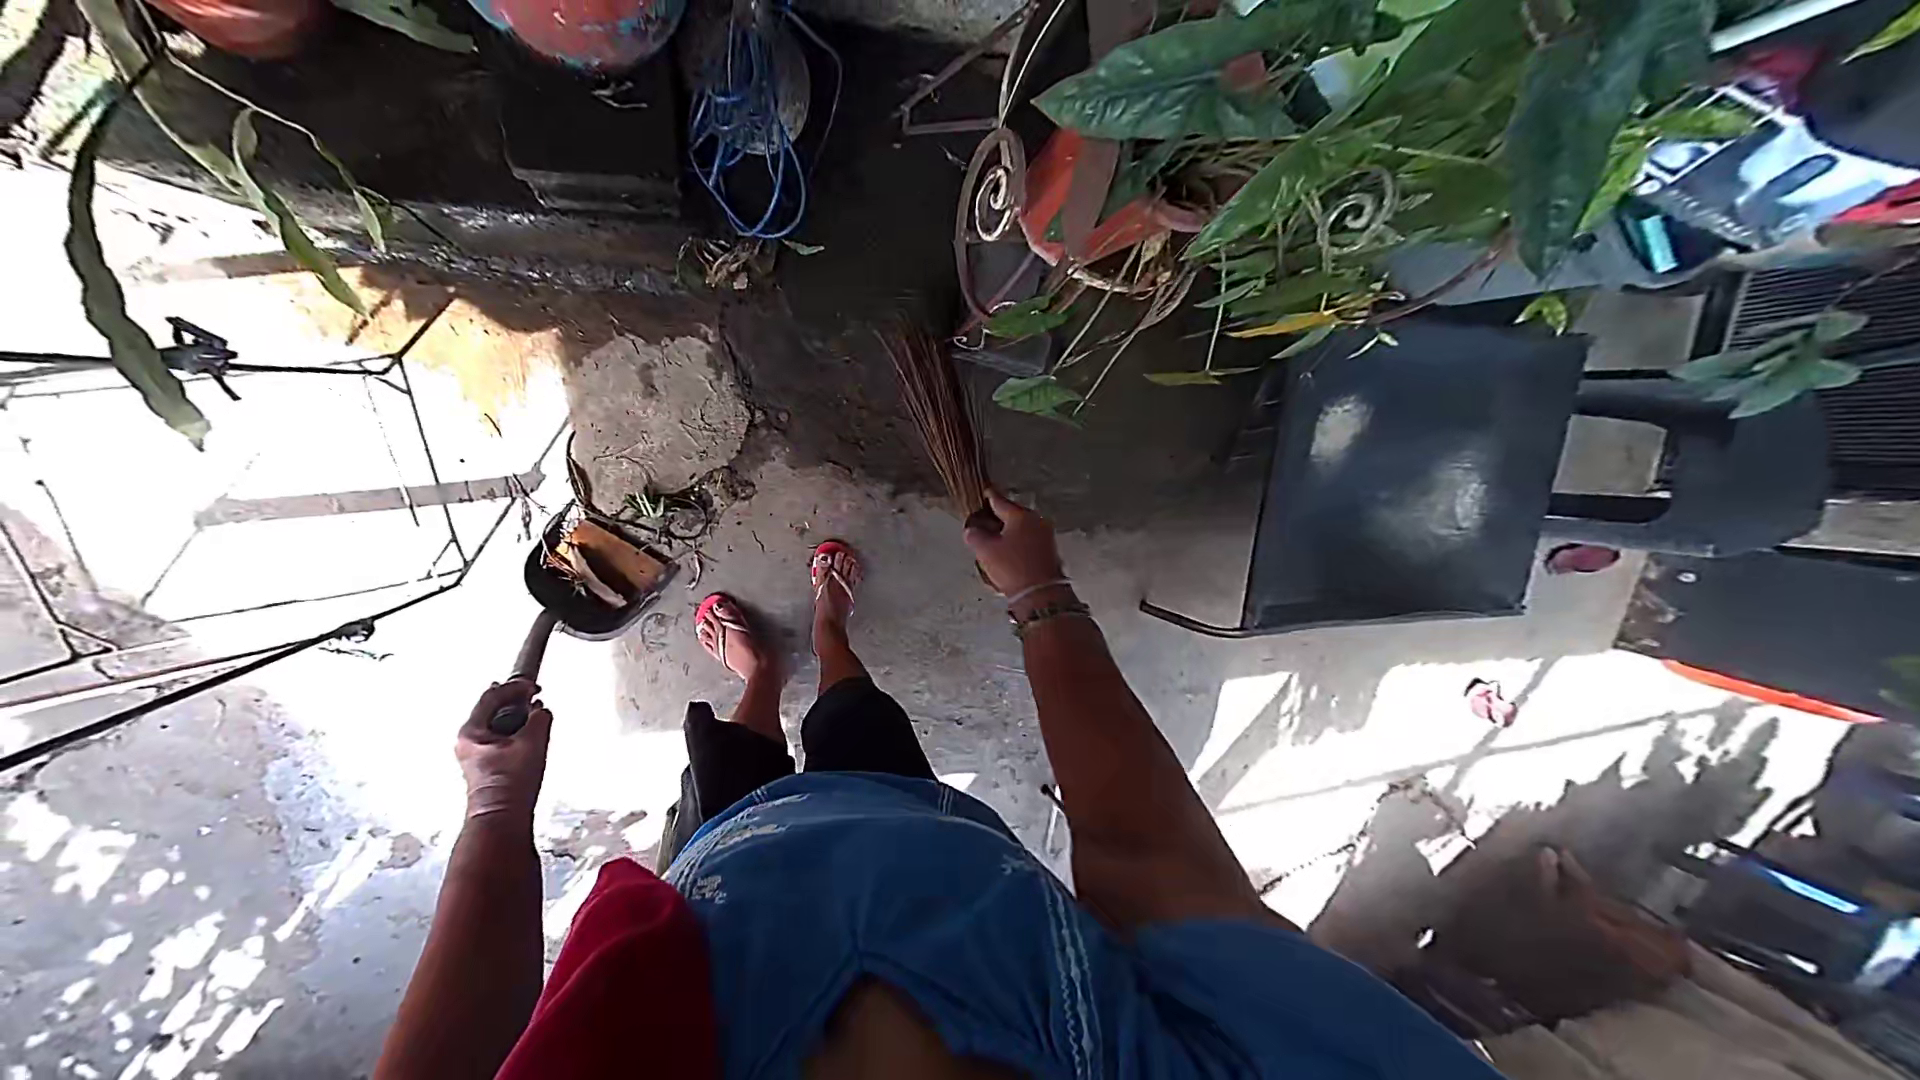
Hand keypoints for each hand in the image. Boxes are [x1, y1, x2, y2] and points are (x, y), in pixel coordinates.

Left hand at [457, 679, 551, 819]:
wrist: (502, 814)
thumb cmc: (511, 782)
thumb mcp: (533, 740)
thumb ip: (540, 717)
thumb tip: (540, 710)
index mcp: (471, 732)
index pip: (492, 696)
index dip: (516, 686)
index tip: (533, 686)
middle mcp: (468, 741)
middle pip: (490, 708)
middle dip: (514, 698)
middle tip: (532, 694)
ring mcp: (474, 753)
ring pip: (496, 722)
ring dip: (516, 714)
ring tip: (534, 712)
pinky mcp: (485, 763)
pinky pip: (499, 736)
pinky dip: (514, 728)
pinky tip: (529, 732)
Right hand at [963, 489, 1065, 596]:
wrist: (1040, 594)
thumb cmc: (1013, 568)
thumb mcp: (986, 550)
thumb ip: (975, 535)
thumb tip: (972, 530)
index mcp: (1021, 515)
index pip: (1000, 501)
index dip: (989, 496)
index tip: (985, 492)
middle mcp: (1037, 522)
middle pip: (1013, 515)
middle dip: (998, 518)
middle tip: (984, 523)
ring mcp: (1046, 537)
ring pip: (1022, 529)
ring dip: (1008, 533)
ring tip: (994, 543)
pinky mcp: (1049, 553)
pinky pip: (1029, 542)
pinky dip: (1018, 544)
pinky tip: (1009, 555)